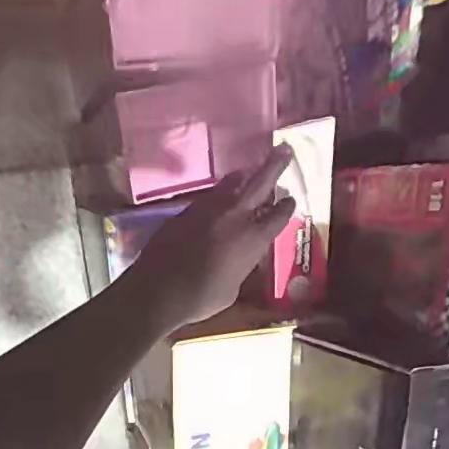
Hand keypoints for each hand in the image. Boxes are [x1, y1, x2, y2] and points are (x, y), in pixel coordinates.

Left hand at [115, 146, 297, 330]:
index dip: (286, 207)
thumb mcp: (231, 289)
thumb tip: (239, 259)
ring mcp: (208, 209)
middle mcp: (235, 216)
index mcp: (253, 239)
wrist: (159, 291)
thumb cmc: (200, 299)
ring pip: (232, 183)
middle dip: (274, 165)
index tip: (290, 199)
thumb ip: (240, 266)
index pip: (278, 216)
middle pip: (260, 182)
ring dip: (244, 176)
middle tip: (284, 149)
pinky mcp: (186, 211)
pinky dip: (219, 194)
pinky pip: (209, 197)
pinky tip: (219, 197)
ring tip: (249, 170)